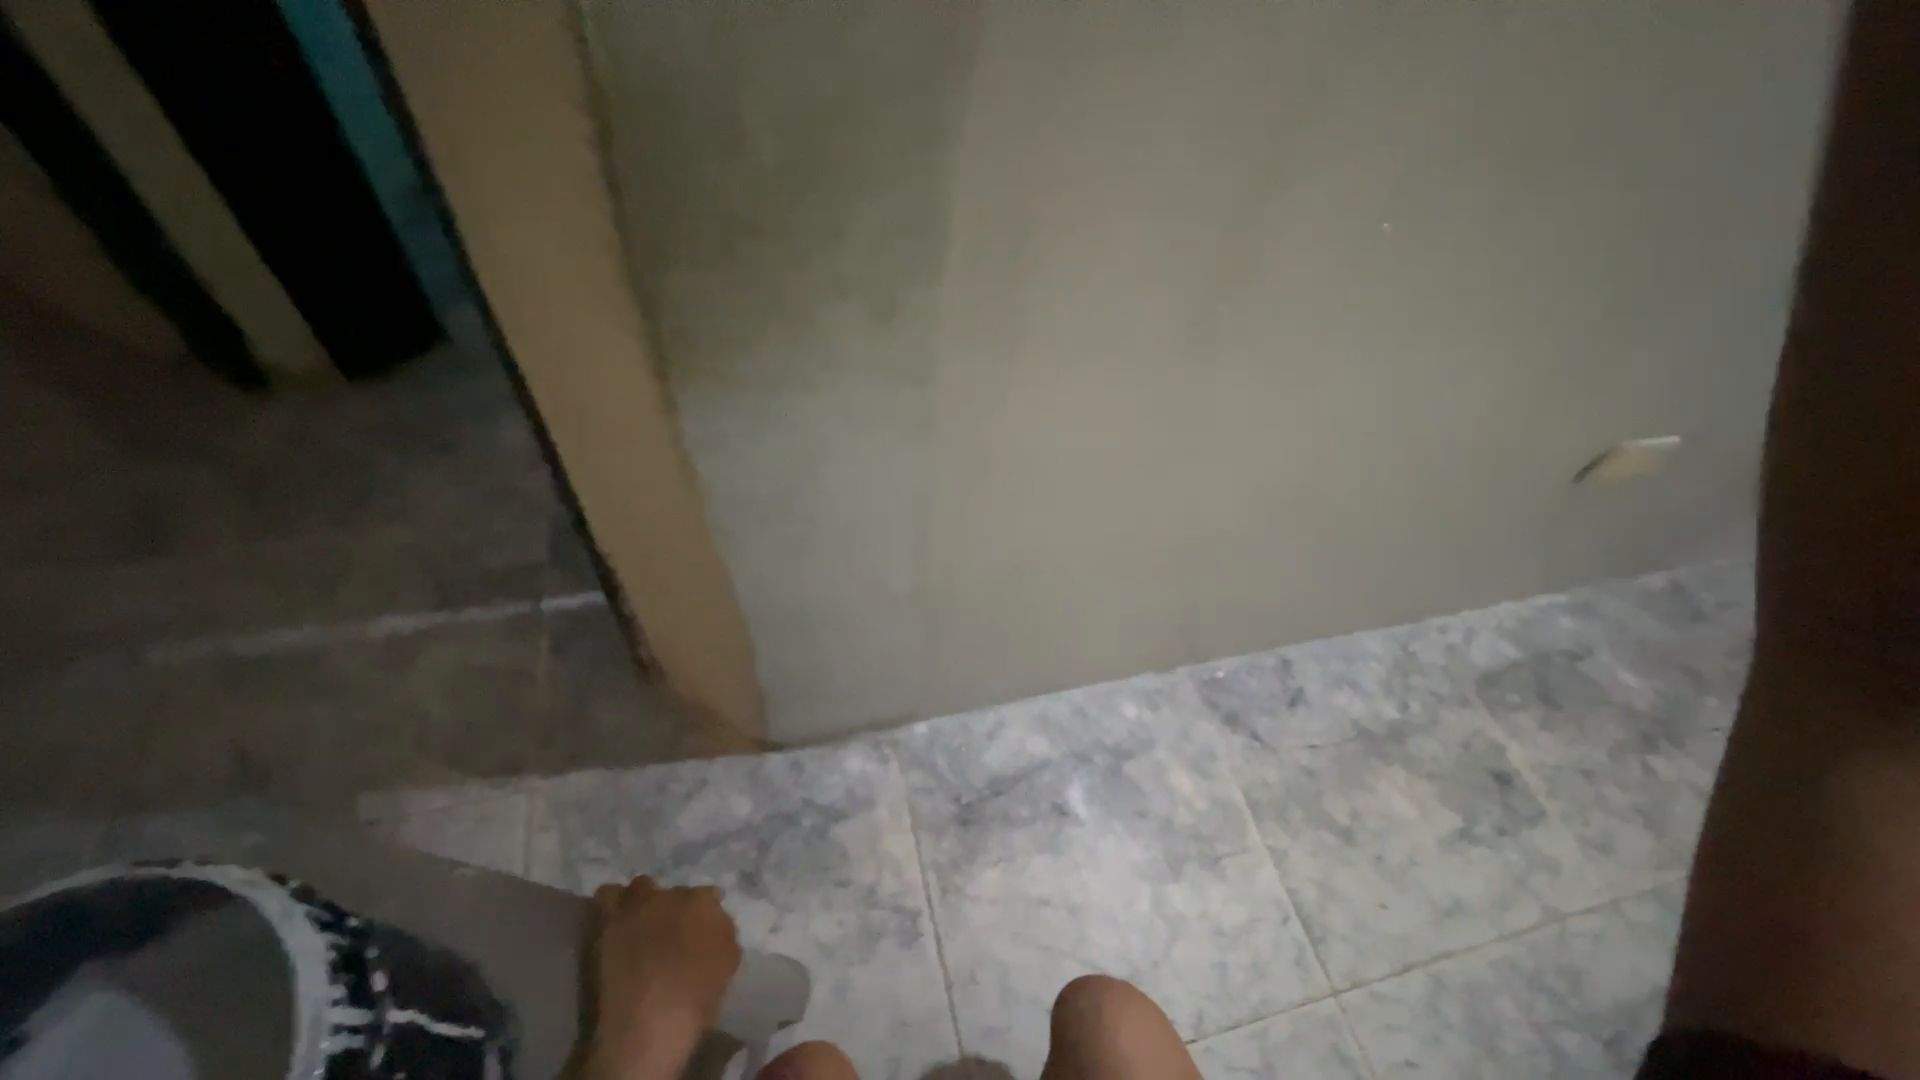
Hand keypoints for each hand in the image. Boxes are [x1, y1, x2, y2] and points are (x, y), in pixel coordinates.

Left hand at [582, 876, 741, 1079]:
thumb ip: (722, 935)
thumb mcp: (727, 965)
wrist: (648, 1020)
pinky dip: (613, 903)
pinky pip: (607, 895)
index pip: (710, 897)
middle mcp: (672, 894)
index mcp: (705, 903)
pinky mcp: (607, 919)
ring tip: (640, 924)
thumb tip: (712, 928)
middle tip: (669, 935)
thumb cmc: (696, 999)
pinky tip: (615, 921)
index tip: (700, 935)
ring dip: (644, 901)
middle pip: (675, 893)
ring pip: (642, 886)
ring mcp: (638, 904)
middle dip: (673, 909)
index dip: (703, 917)